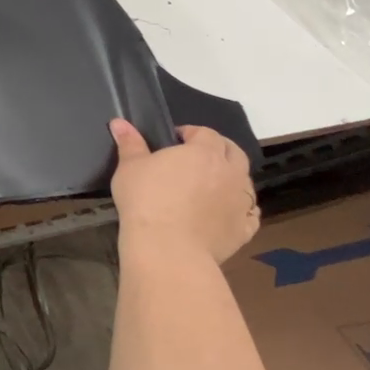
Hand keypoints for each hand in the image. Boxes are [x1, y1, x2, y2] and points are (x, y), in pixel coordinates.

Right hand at [110, 119, 257, 264]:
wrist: (170, 246)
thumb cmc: (146, 198)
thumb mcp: (129, 166)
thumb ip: (129, 143)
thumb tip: (119, 122)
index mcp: (203, 154)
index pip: (207, 133)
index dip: (192, 132)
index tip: (174, 139)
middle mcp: (229, 174)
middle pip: (235, 153)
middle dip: (220, 148)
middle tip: (197, 154)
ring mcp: (242, 203)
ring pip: (245, 182)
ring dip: (231, 177)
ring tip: (209, 184)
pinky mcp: (245, 228)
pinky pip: (250, 212)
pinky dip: (240, 207)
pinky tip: (225, 210)